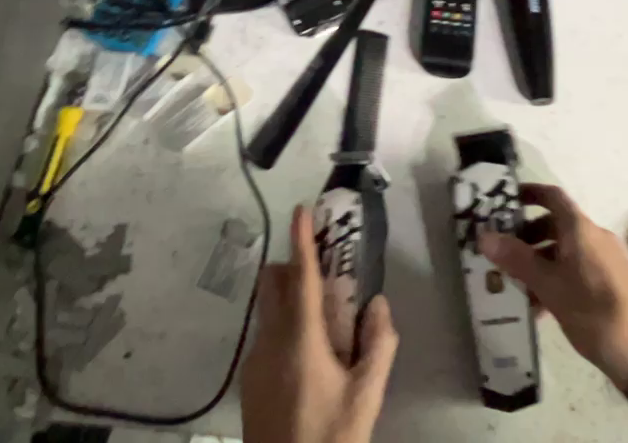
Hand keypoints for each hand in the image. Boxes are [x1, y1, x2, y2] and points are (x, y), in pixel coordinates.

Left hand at [241, 206, 398, 442]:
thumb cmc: (330, 436)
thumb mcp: (366, 396)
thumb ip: (379, 345)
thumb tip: (378, 303)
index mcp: (300, 339)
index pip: (301, 277)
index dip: (301, 239)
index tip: (300, 208)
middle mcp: (270, 340)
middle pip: (273, 283)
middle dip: (293, 265)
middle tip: (323, 268)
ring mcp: (254, 360)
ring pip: (267, 308)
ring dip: (288, 296)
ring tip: (321, 316)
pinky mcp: (249, 380)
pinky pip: (265, 334)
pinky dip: (283, 325)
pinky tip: (307, 354)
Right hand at [482, 185, 627, 442]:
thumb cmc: (592, 311)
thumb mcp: (547, 285)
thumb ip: (516, 259)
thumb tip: (484, 236)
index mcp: (581, 229)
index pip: (553, 197)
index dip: (529, 193)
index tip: (506, 201)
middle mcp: (596, 237)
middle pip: (557, 225)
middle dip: (528, 236)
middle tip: (503, 252)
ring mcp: (608, 260)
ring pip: (566, 251)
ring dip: (540, 262)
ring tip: (517, 286)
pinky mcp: (614, 282)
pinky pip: (578, 269)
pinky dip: (557, 278)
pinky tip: (541, 307)